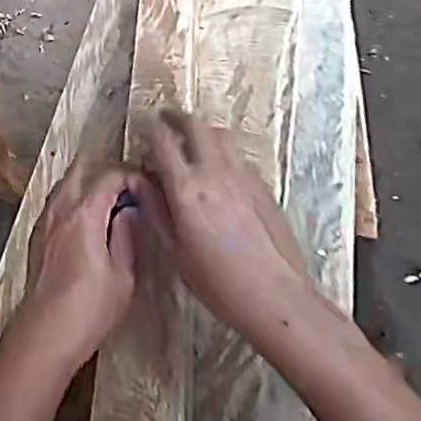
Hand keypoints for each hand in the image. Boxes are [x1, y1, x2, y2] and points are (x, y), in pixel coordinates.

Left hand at [18, 156, 147, 357]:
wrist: (48, 323)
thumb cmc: (92, 305)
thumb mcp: (123, 275)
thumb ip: (126, 235)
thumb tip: (131, 209)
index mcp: (82, 212)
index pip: (107, 175)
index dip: (131, 175)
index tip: (149, 189)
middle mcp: (59, 206)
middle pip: (82, 168)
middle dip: (109, 172)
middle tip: (134, 191)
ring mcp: (45, 215)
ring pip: (67, 181)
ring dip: (91, 182)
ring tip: (118, 204)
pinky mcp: (39, 227)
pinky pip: (58, 197)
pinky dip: (77, 196)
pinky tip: (93, 218)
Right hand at [140, 109, 318, 339]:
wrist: (280, 303)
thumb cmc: (217, 282)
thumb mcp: (173, 247)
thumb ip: (154, 207)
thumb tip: (140, 181)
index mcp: (185, 188)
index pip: (162, 138)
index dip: (149, 127)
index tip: (143, 129)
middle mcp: (215, 176)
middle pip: (196, 125)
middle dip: (177, 117)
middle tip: (166, 120)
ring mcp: (244, 181)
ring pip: (222, 137)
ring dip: (203, 132)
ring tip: (193, 142)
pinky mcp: (265, 193)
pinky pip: (240, 160)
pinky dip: (224, 155)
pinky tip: (219, 173)